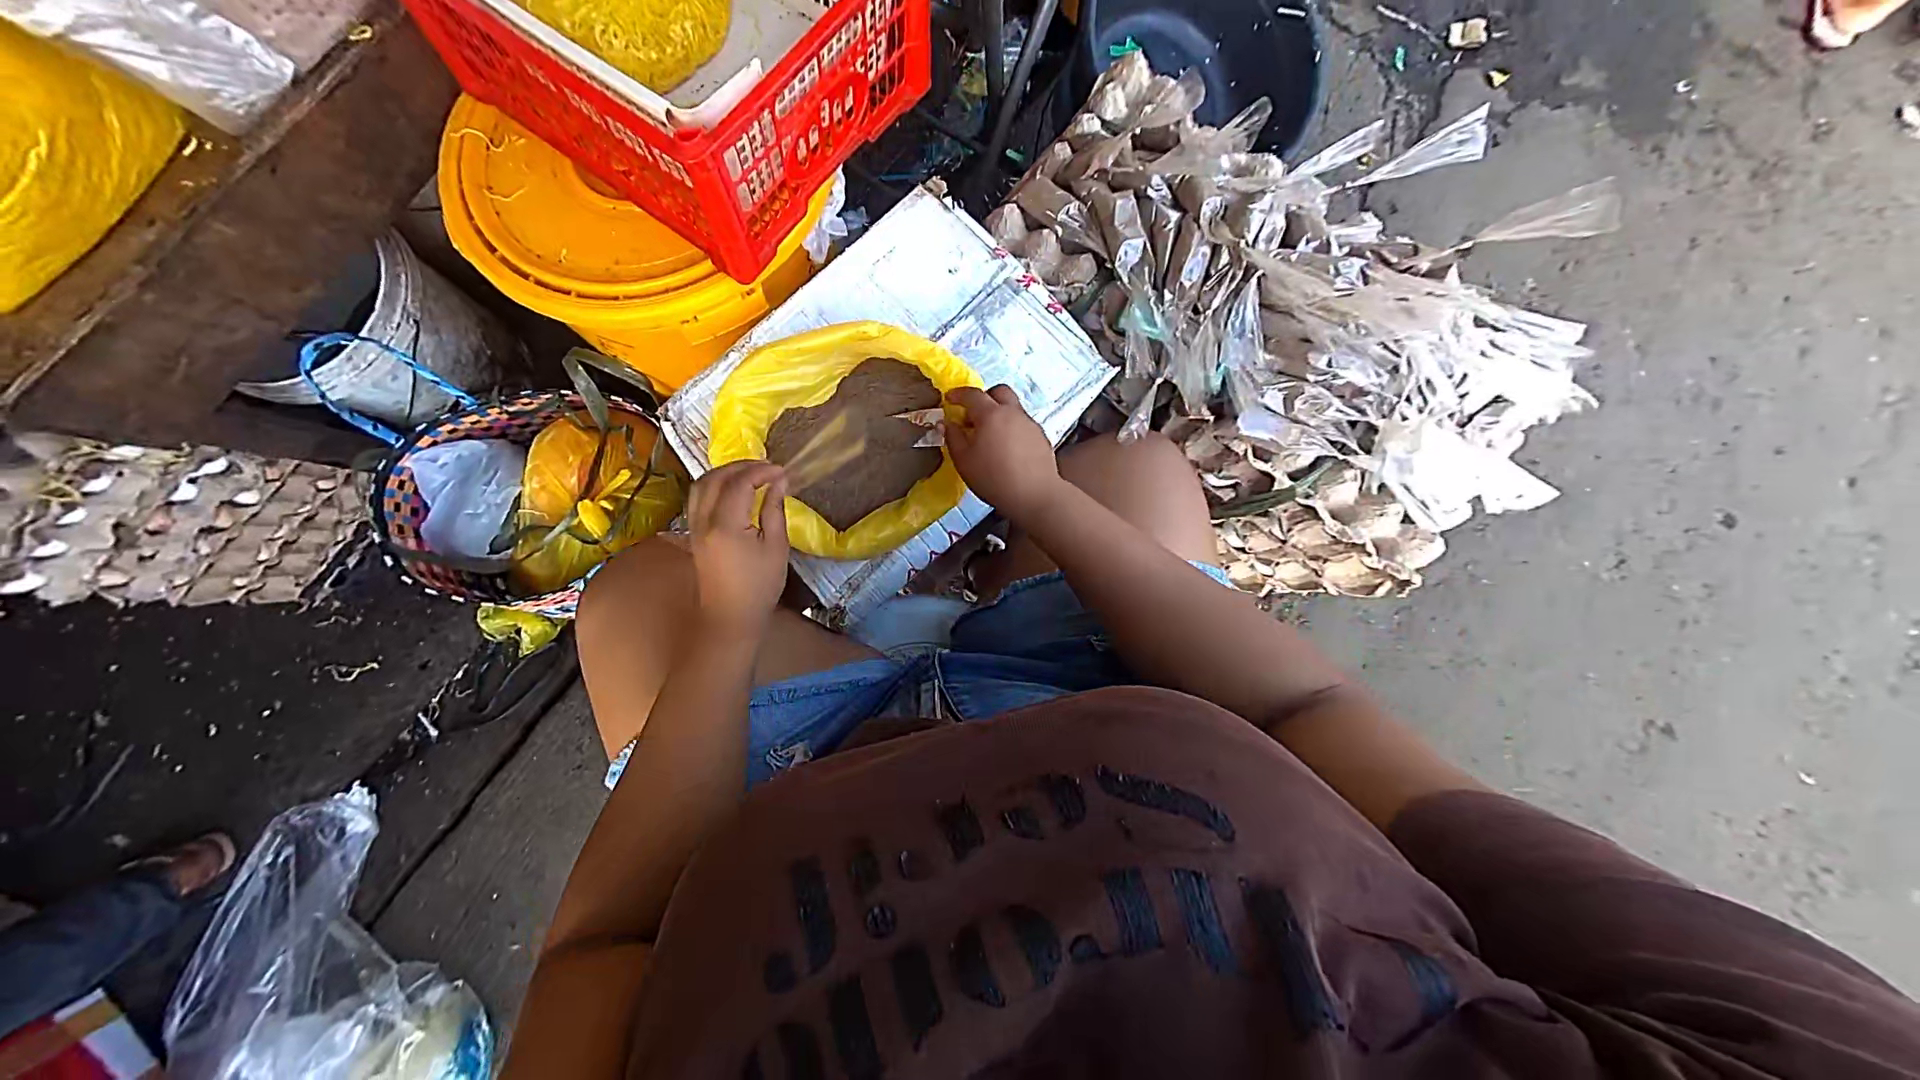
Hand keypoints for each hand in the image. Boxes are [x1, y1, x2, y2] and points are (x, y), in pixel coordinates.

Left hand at [687, 461, 788, 635]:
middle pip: (715, 477)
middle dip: (742, 466)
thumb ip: (774, 510)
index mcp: (726, 525)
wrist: (731, 617)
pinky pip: (698, 497)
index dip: (761, 471)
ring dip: (725, 472)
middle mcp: (703, 521)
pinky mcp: (693, 532)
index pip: (739, 483)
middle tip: (767, 467)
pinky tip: (734, 488)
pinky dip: (715, 484)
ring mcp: (694, 526)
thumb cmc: (760, 587)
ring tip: (751, 473)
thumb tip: (778, 482)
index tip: (782, 472)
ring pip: (701, 484)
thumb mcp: (776, 547)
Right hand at [943, 385, 1064, 521]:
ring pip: (1013, 409)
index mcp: (991, 414)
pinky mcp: (1041, 438)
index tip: (949, 398)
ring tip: (989, 437)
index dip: (958, 394)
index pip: (972, 394)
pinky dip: (1011, 429)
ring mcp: (1030, 424)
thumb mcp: (963, 461)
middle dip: (985, 397)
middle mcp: (1013, 413)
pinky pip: (1023, 425)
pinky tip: (1007, 450)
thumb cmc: (993, 478)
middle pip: (999, 392)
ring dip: (999, 414)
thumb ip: (953, 437)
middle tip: (973, 414)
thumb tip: (947, 423)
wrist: (1034, 495)